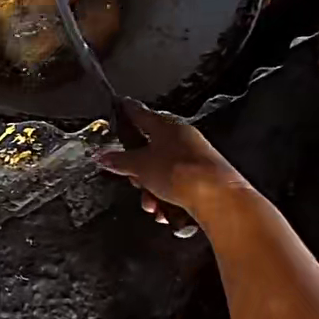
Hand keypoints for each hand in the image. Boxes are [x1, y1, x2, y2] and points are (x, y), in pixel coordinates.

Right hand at [95, 103, 250, 228]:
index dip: (127, 111)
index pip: (140, 113)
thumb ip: (119, 161)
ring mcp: (193, 158)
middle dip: (139, 173)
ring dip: (153, 193)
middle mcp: (181, 138)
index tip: (120, 104)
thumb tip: (101, 156)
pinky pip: (177, 187)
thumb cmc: (179, 172)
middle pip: (149, 151)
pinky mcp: (203, 179)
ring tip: (153, 207)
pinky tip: (166, 214)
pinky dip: (169, 200)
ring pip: (162, 174)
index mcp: (166, 126)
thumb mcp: (140, 166)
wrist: (217, 197)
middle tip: (136, 183)